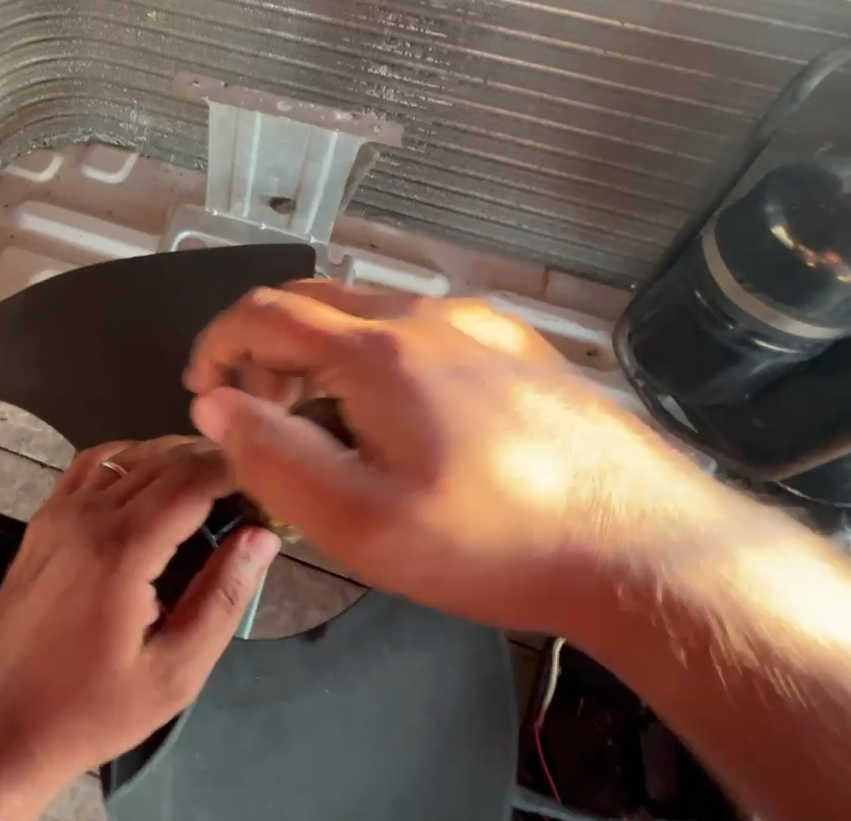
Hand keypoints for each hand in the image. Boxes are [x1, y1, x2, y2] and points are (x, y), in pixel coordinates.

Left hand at [0, 437, 281, 819]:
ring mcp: (58, 510)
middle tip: (247, 493)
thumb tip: (262, 537)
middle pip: (163, 457)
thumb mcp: (174, 673)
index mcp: (121, 547)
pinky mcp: (42, 519)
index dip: (235, 469)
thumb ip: (223, 597)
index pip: (191, 476)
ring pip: (128, 453)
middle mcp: (87, 512)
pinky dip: (129, 460)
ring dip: (172, 458)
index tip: (267, 486)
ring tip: (207, 488)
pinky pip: (92, 465)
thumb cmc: (91, 709)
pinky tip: (148, 484)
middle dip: (211, 462)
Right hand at [184, 281, 713, 634]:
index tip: (204, 388)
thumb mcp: (360, 523)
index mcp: (377, 351)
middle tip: (258, 410)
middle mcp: (424, 317)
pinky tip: (400, 410)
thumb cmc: (492, 543)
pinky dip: (374, 353)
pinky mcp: (515, 344)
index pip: (264, 313)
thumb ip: (272, 456)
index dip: (217, 343)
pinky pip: (419, 327)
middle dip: (264, 347)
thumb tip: (216, 405)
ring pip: (367, 311)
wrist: (645, 549)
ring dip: (319, 350)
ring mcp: (477, 324)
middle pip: (312, 301)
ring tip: (323, 416)